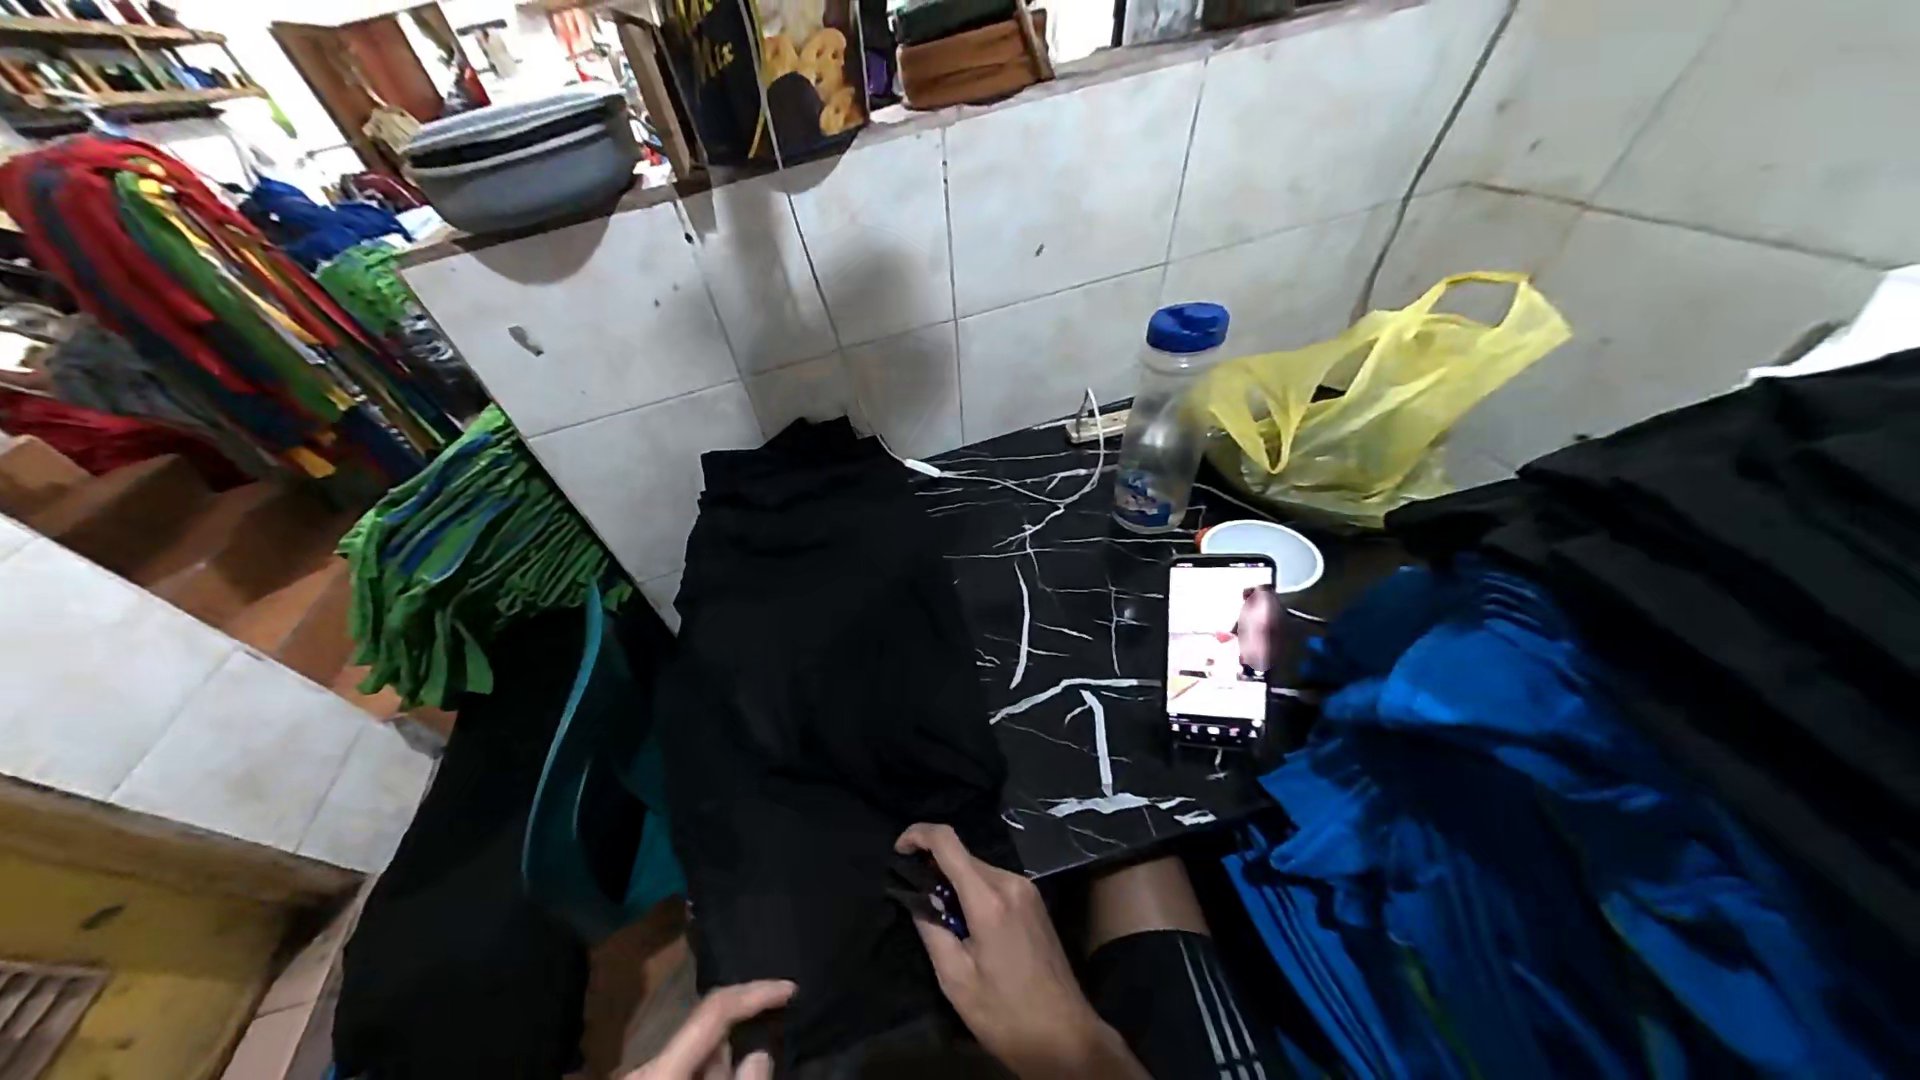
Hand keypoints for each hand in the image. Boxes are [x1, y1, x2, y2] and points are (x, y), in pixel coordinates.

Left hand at [622, 980, 795, 1079]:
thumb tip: (759, 1052)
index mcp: (662, 1071)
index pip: (715, 1009)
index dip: (757, 992)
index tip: (791, 988)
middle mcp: (646, 1065)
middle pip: (707, 1037)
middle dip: (738, 1049)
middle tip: (754, 1073)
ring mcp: (642, 1076)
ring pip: (697, 1058)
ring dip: (720, 1071)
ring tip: (737, 1078)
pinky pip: (683, 1072)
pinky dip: (705, 1077)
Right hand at [895, 824, 1148, 1079]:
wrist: (1066, 1037)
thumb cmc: (1006, 1015)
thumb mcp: (956, 980)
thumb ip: (932, 930)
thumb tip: (918, 899)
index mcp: (989, 899)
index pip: (947, 842)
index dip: (917, 834)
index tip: (898, 851)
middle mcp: (1010, 882)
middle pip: (962, 855)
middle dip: (934, 868)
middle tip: (918, 901)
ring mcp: (1026, 889)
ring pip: (978, 868)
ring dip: (955, 884)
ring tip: (944, 922)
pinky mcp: (1034, 900)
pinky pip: (994, 882)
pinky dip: (974, 892)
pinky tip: (969, 925)